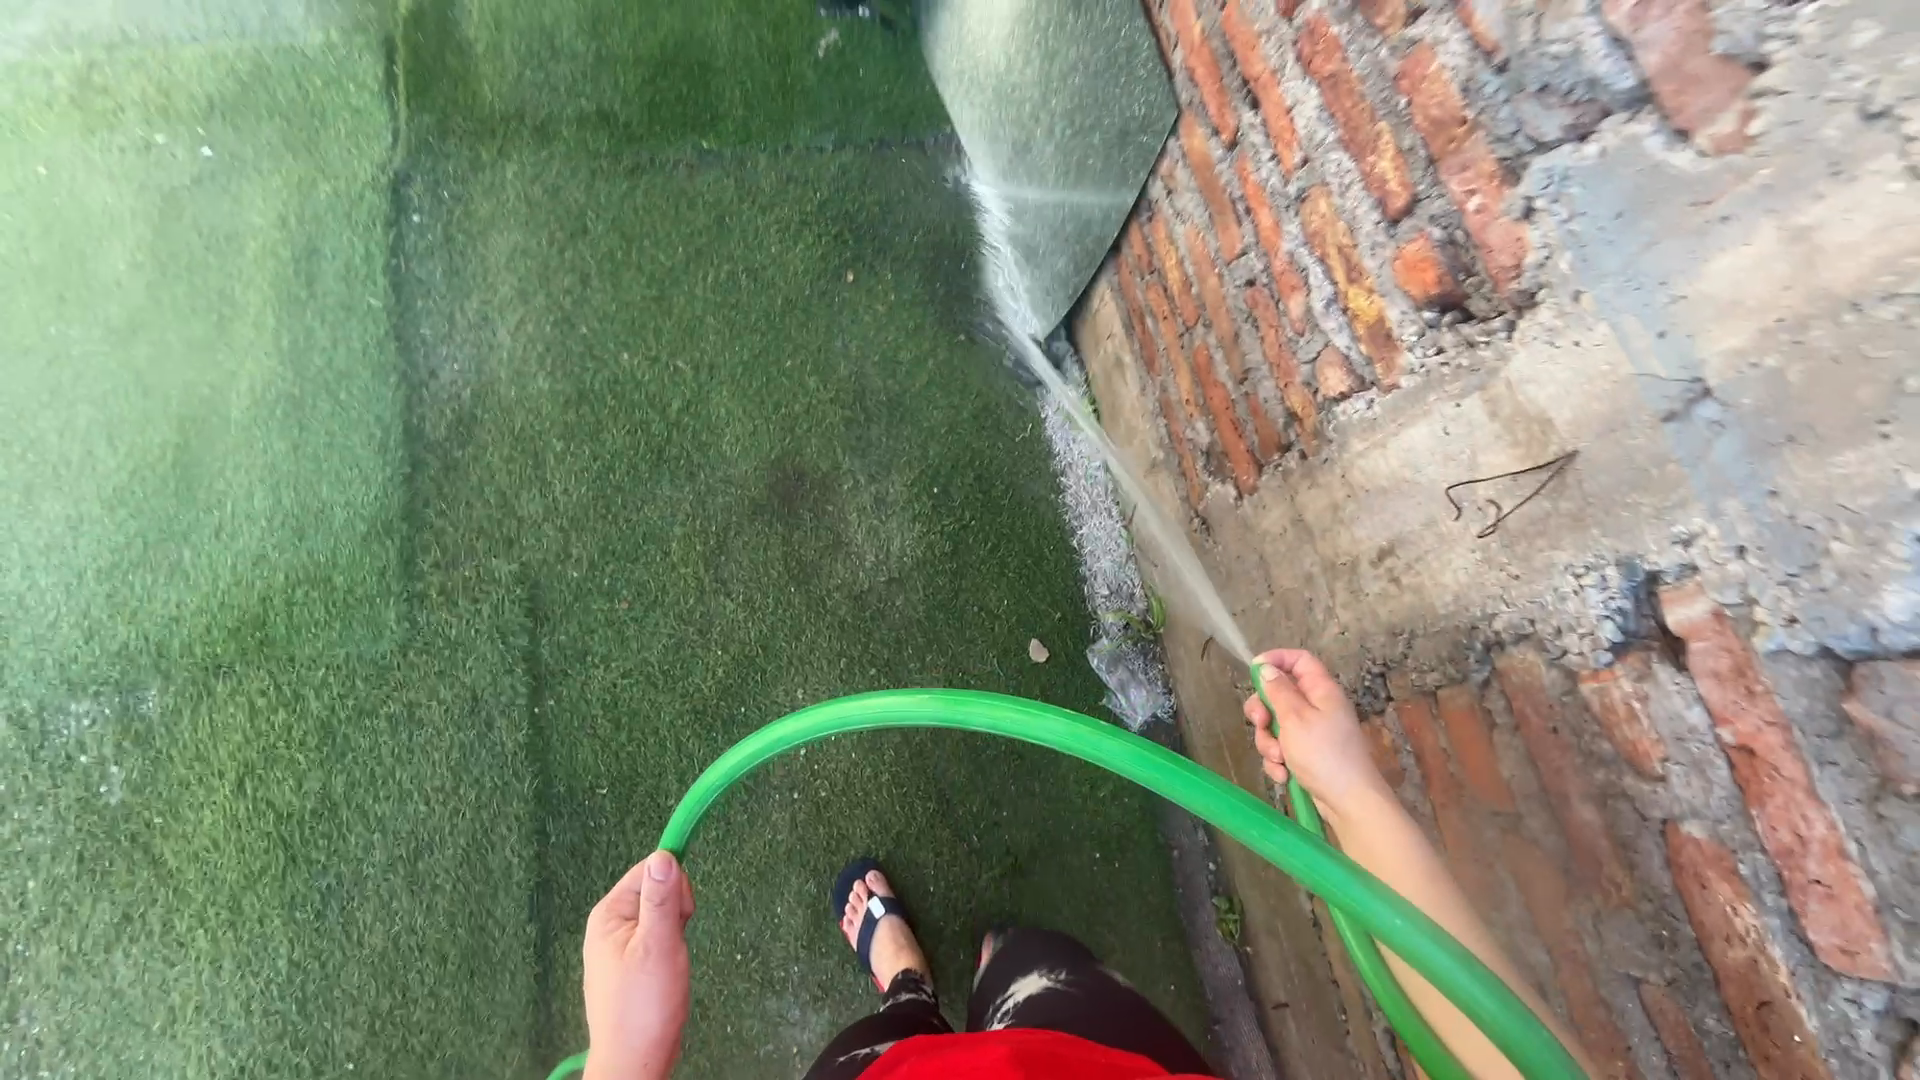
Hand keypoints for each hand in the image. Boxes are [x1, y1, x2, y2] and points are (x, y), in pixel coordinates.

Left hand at [583, 850, 695, 1079]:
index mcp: (608, 914)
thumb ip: (662, 898)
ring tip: (670, 960)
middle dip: (676, 909)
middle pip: (656, 888)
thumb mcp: (658, 944)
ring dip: (675, 928)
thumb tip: (664, 853)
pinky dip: (670, 944)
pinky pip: (657, 933)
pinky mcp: (632, 961)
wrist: (636, 1063)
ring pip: (660, 911)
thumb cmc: (645, 1003)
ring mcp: (620, 944)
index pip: (649, 869)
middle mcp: (610, 924)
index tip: (682, 916)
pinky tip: (668, 967)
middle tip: (674, 944)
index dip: (673, 885)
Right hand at [1242, 649, 1391, 819]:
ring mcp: (1311, 731)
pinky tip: (1283, 774)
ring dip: (1268, 741)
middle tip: (1261, 724)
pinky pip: (1281, 747)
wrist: (1349, 803)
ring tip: (1279, 759)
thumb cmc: (1324, 754)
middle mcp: (1316, 707)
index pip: (1299, 660)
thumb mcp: (1295, 718)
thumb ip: (1277, 691)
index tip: (1254, 671)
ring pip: (1275, 723)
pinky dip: (1277, 760)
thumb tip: (1266, 669)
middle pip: (1279, 694)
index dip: (1276, 659)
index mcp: (1321, 691)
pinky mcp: (1306, 754)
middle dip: (1263, 711)